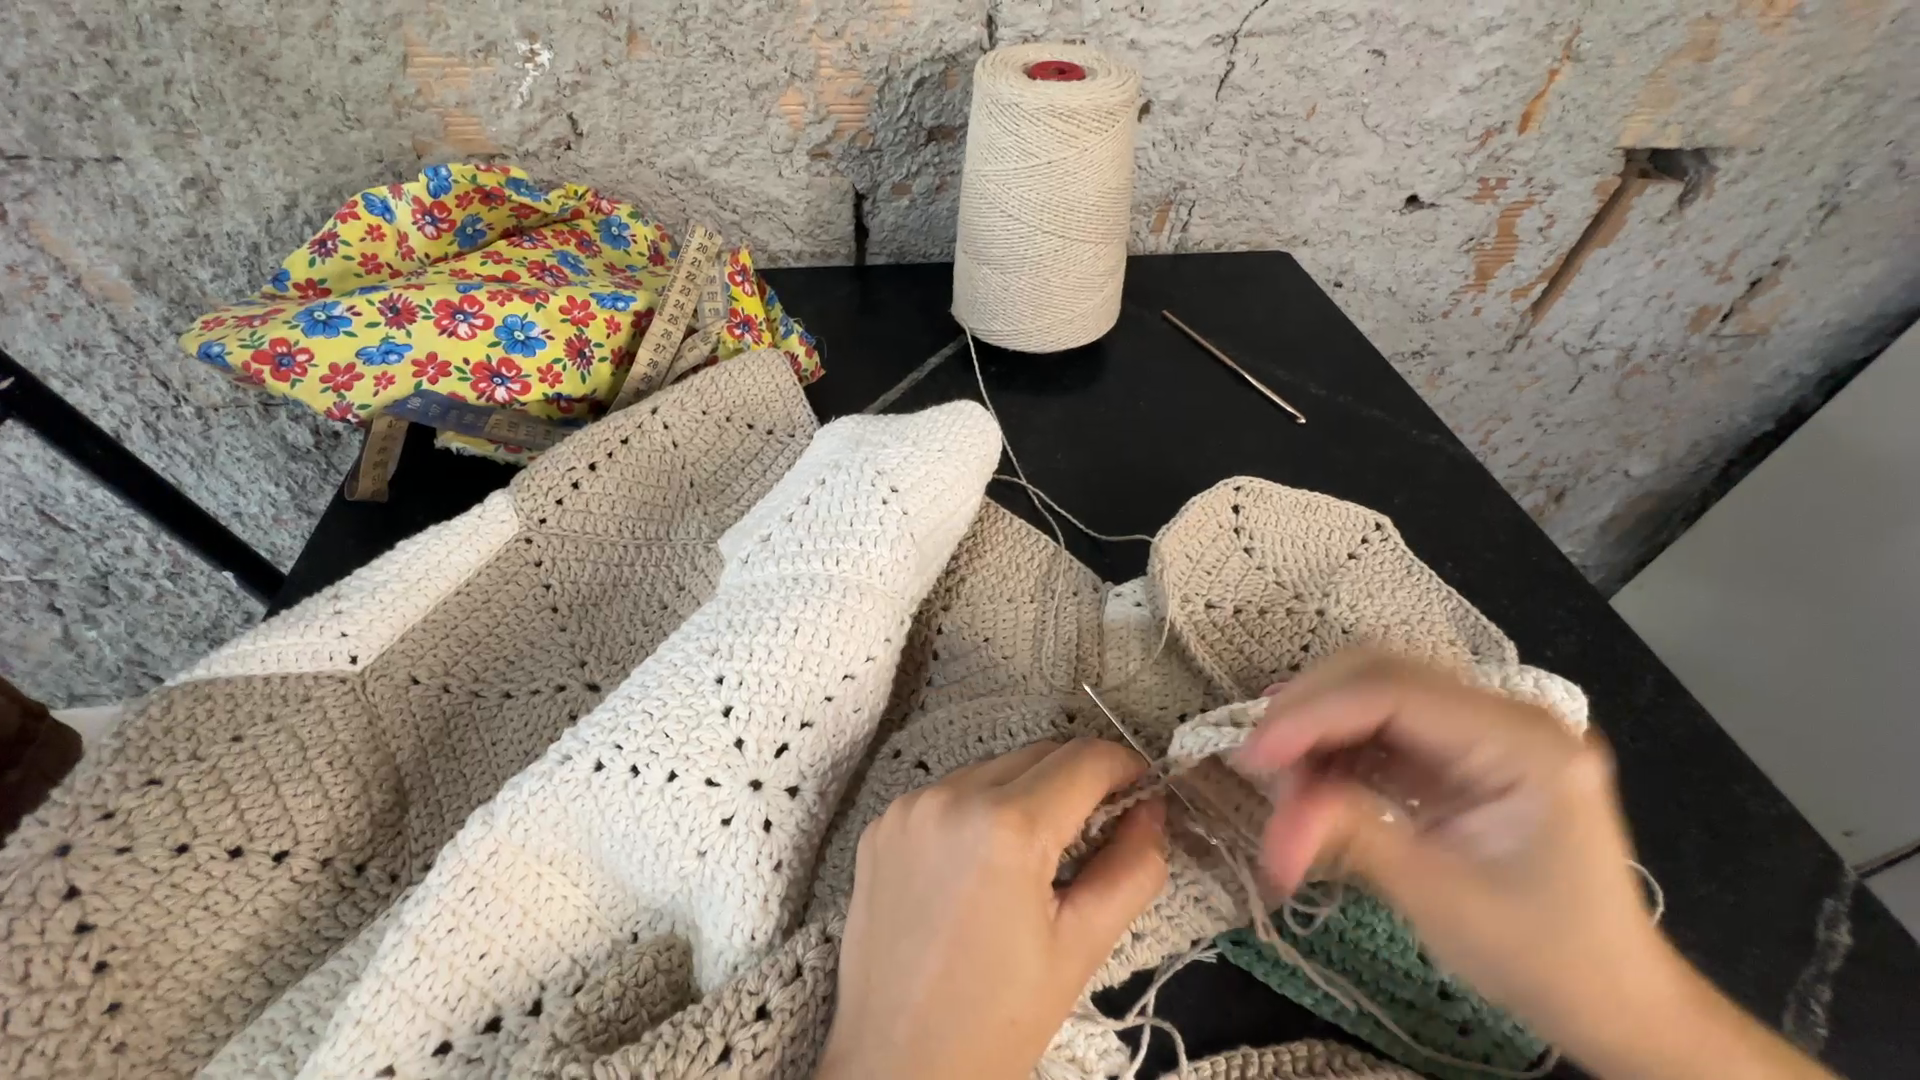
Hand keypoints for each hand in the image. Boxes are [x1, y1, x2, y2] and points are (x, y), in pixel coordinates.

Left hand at [819, 739, 1167, 1079]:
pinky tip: (979, 867)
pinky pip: (949, 794)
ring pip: (993, 770)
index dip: (1124, 767)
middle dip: (1077, 781)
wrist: (894, 1066)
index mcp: (1006, 827)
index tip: (1141, 789)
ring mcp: (908, 808)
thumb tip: (1152, 809)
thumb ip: (1133, 868)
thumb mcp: (1082, 948)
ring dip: (1026, 795)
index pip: (1084, 759)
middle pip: (1038, 755)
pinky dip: (977, 811)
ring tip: (1032, 860)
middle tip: (1095, 832)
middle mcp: (950, 797)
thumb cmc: (997, 1019)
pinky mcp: (882, 825)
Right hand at [1238, 650, 1833, 1079]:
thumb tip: (1272, 813)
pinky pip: (1382, 722)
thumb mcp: (1438, 897)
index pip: (1394, 692)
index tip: (1254, 757)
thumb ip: (1351, 834)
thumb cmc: (1542, 956)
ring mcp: (1484, 728)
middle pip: (1380, 671)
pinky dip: (1335, 743)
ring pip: (1373, 687)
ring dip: (1316, 723)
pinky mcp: (1461, 749)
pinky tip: (1307, 774)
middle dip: (1308, 708)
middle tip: (1258, 760)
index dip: (1312, 715)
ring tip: (1279, 774)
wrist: (1612, 999)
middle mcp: (1506, 716)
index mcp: (1523, 744)